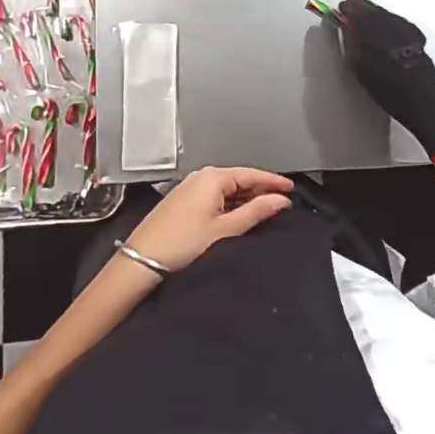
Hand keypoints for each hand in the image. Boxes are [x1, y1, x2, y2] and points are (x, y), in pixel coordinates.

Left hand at [123, 167, 293, 272]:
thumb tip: (280, 200)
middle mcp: (200, 177)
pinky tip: (239, 215)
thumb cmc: (184, 243)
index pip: (251, 174)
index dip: (272, 181)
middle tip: (282, 202)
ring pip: (226, 188)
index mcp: (212, 177)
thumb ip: (256, 211)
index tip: (291, 188)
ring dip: (245, 198)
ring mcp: (189, 188)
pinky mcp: (182, 201)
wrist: (143, 259)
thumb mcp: (226, 229)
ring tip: (265, 210)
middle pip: (238, 179)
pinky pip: (213, 196)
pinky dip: (229, 203)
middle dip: (260, 190)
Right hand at [336, 0, 434, 159]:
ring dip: (373, 13)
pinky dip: (385, 20)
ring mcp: (410, 31)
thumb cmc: (392, 95)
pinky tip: (379, 26)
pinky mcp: (417, 36)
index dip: (349, 9)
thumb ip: (352, 45)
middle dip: (361, 8)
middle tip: (348, 7)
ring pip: (386, 15)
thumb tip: (344, 27)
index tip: (340, 7)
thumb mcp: (363, 71)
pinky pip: (395, 21)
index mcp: (379, 36)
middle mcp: (397, 28)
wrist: (427, 105)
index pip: (360, 14)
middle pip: (375, 10)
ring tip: (361, 15)